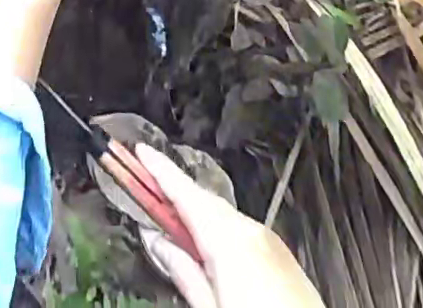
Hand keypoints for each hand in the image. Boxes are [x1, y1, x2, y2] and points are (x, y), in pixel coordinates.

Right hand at [135, 144, 322, 307]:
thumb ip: (183, 272)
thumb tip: (157, 241)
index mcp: (228, 239)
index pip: (185, 193)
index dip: (160, 170)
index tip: (140, 150)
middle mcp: (251, 229)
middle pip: (203, 200)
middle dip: (176, 193)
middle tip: (147, 190)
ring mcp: (270, 241)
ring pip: (223, 215)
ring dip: (196, 214)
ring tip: (173, 225)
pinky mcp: (282, 257)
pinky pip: (241, 231)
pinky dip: (219, 230)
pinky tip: (208, 248)